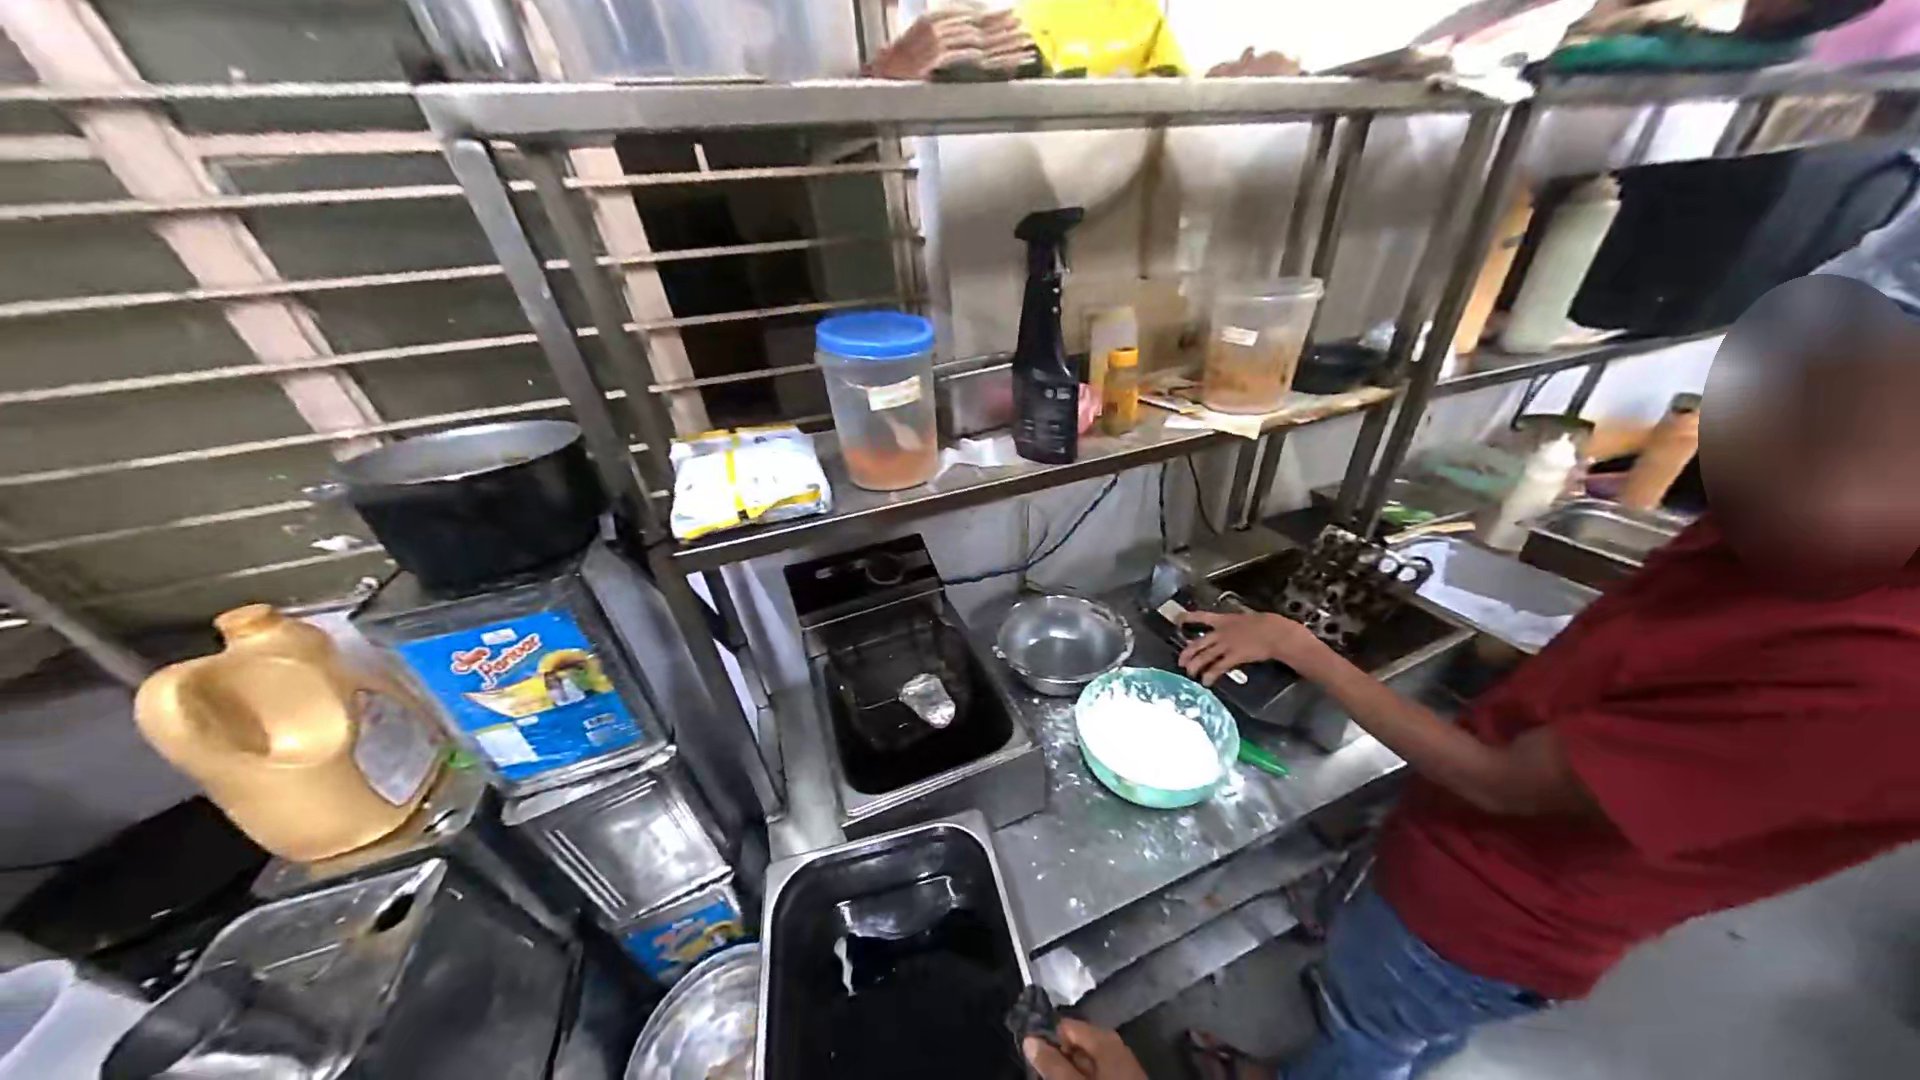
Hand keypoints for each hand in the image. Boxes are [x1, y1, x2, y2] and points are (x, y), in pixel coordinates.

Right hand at [1024, 1019, 1149, 1079]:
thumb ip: (1052, 1064)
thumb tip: (1029, 1039)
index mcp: (1104, 1039)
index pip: (1065, 1026)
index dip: (1047, 1040)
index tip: (1033, 1058)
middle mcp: (1113, 1046)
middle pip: (1075, 1044)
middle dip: (1058, 1060)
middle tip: (1042, 1075)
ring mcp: (1120, 1067)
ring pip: (1085, 1063)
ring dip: (1068, 1073)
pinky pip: (1096, 1075)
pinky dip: (1082, 1079)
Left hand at [1178, 609, 1325, 686]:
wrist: (1276, 632)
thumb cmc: (1267, 623)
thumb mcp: (1247, 618)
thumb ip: (1236, 624)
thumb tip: (1236, 627)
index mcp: (1224, 620)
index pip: (1201, 616)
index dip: (1188, 618)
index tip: (1178, 620)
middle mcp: (1221, 632)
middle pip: (1198, 642)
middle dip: (1187, 652)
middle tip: (1181, 661)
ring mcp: (1226, 644)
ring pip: (1204, 656)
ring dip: (1195, 666)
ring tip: (1190, 673)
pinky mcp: (1234, 656)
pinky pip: (1218, 667)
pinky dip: (1210, 675)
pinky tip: (1206, 681)